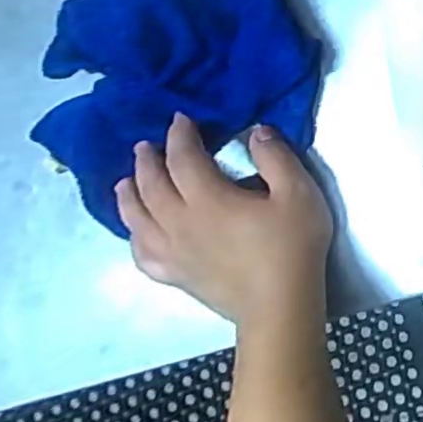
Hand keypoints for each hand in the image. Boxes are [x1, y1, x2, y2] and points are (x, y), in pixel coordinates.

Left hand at [116, 113, 333, 332]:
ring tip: (125, 181)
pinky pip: (143, 253)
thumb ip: (275, 157)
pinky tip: (137, 231)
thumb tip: (256, 131)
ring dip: (130, 195)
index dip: (180, 136)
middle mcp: (180, 224)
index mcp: (208, 199)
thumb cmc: (292, 243)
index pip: (184, 159)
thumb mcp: (297, 191)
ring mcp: (174, 252)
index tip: (180, 118)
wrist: (280, 303)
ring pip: (138, 220)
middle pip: (152, 187)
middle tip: (145, 144)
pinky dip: (134, 236)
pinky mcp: (176, 275)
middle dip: (148, 162)